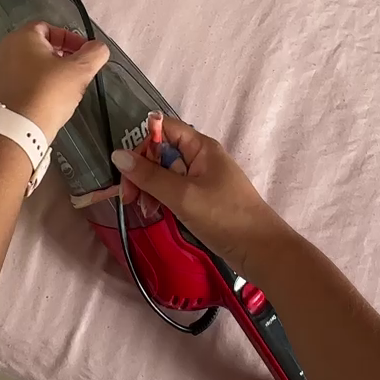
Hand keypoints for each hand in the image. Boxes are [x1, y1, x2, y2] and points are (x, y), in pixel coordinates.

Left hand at [0, 21, 108, 140]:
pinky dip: (32, 87)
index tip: (83, 55)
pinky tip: (44, 103)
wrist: (15, 132)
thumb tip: (99, 47)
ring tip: (61, 90)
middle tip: (75, 72)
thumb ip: (94, 54)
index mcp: (22, 37)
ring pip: (27, 65)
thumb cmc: (47, 94)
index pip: (49, 28)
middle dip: (59, 56)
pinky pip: (17, 83)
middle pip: (37, 47)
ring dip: (45, 73)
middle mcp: (4, 49)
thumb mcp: (79, 71)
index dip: (70, 39)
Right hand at [110, 115, 292, 273]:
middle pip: (162, 152)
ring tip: (143, 210)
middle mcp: (201, 157)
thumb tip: (117, 155)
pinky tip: (155, 213)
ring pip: (167, 173)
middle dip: (143, 171)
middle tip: (128, 197)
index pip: (164, 129)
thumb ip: (149, 176)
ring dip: (151, 188)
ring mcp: (203, 178)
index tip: (127, 168)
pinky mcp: (204, 198)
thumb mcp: (183, 196)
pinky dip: (162, 199)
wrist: (261, 251)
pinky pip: (175, 190)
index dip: (143, 143)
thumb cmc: (224, 217)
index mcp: (201, 146)